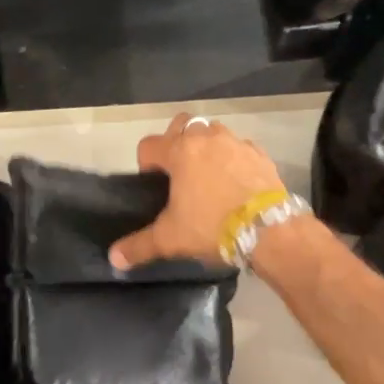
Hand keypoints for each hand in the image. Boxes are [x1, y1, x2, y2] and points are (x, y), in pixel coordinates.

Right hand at [109, 113, 288, 269]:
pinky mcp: (260, 155)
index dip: (145, 164)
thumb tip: (114, 258)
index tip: (153, 185)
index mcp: (180, 152)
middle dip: (175, 142)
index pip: (148, 145)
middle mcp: (207, 138)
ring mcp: (237, 143)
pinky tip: (234, 184)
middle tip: (177, 173)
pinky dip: (232, 160)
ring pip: (213, 133)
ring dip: (205, 148)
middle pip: (182, 125)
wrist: (269, 229)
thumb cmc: (211, 226)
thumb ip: (139, 246)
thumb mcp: (170, 239)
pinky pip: (239, 148)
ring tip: (207, 178)